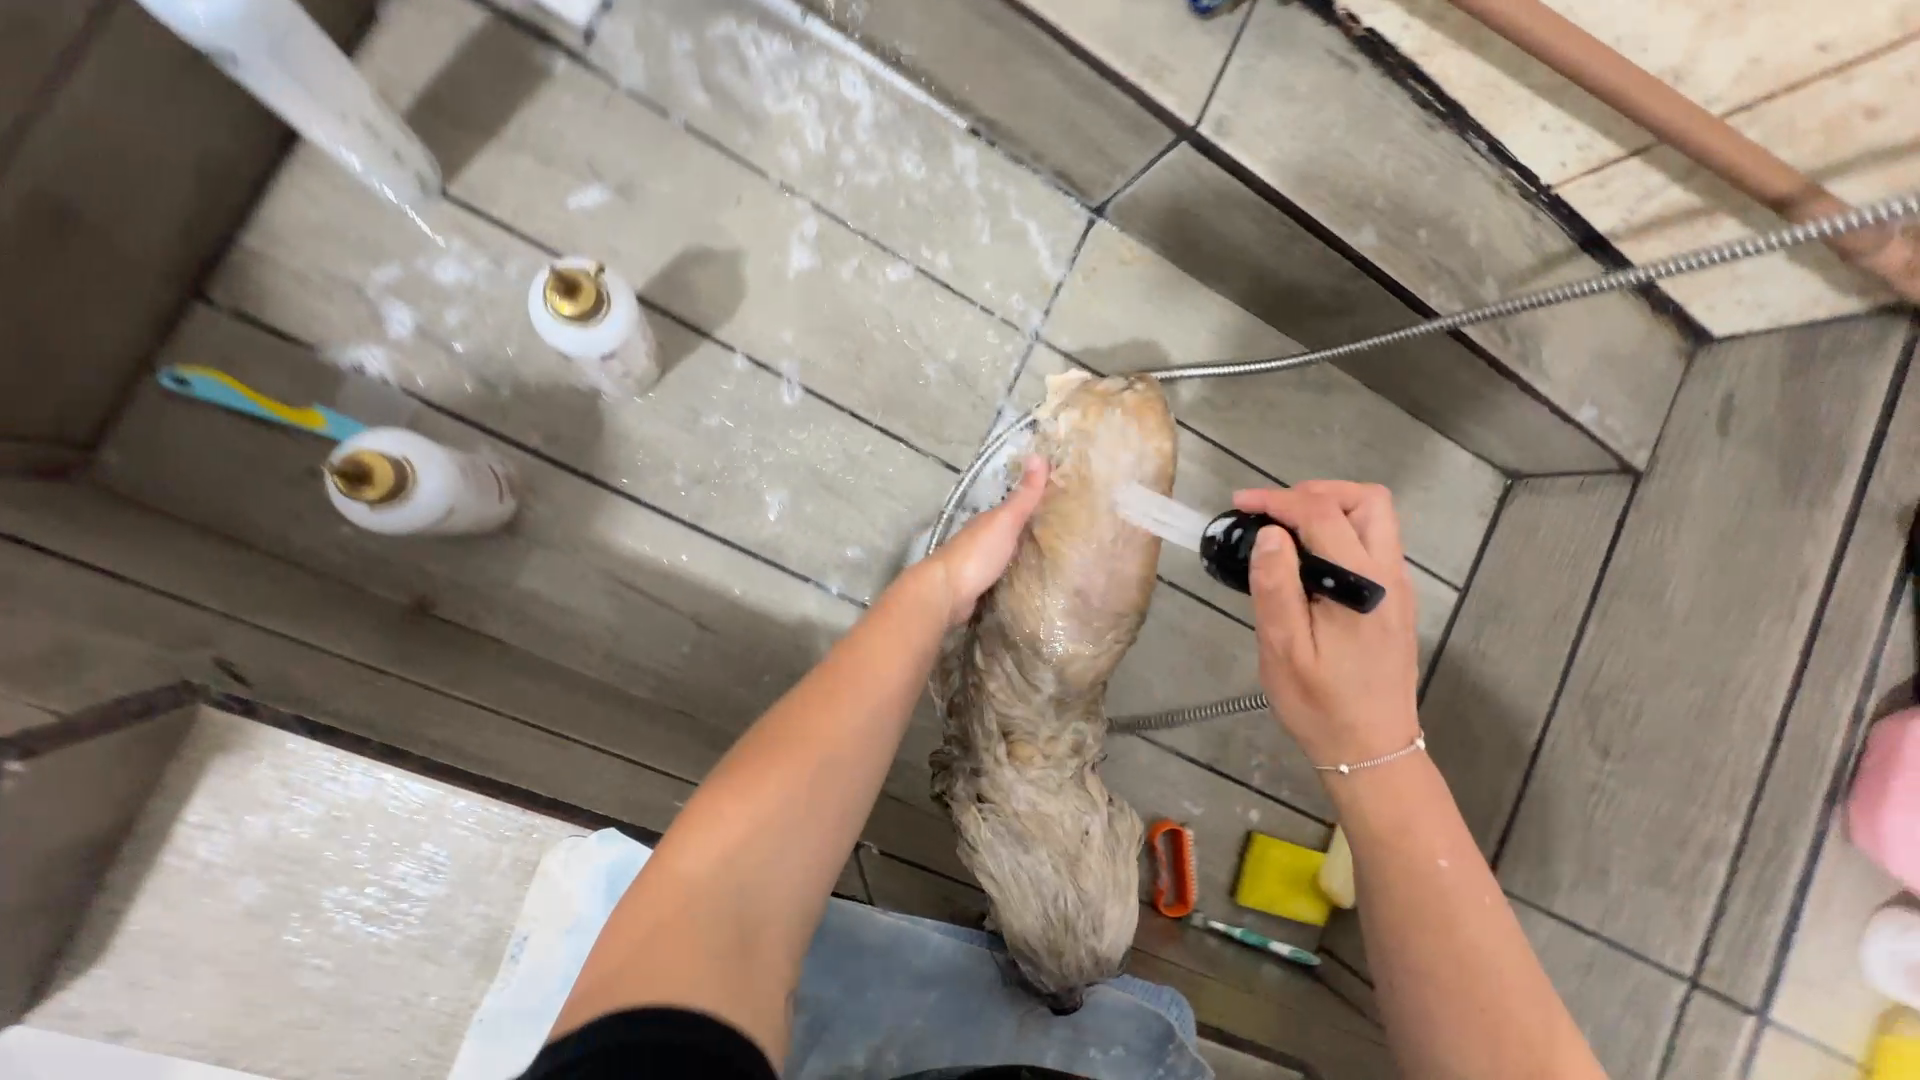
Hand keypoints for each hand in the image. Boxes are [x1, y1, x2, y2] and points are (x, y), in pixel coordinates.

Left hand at [918, 455, 1049, 626]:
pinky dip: (1013, 574)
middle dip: (1029, 531)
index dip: (1034, 504)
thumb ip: (1023, 495)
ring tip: (1049, 559)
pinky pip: (1000, 576)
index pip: (1015, 507)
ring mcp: (977, 563)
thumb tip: (1039, 454)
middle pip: (1009, 531)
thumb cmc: (977, 553)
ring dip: (1020, 554)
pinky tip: (1026, 579)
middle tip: (1060, 536)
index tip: (1060, 505)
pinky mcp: (977, 587)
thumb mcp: (1005, 521)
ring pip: (1004, 554)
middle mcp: (981, 538)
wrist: (946, 592)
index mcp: (988, 520)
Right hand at [1235, 481, 1421, 772]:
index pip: (1322, 515)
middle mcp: (1391, 577)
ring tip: (1285, 530)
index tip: (1241, 504)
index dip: (1278, 500)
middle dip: (1316, 493)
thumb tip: (1270, 534)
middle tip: (1272, 511)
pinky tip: (1306, 561)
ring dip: (1330, 510)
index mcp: (1364, 585)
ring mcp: (1399, 589)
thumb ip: (1276, 587)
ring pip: (1376, 520)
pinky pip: (1373, 545)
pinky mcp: (1395, 603)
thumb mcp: (1283, 649)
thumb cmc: (1320, 704)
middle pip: (1368, 501)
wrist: (1371, 750)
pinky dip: (1339, 533)